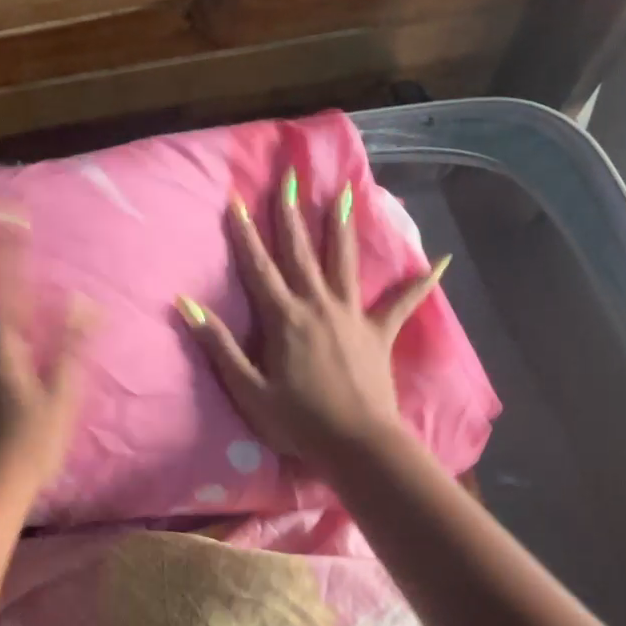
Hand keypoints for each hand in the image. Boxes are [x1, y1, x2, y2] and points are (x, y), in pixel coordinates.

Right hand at [179, 175, 448, 471]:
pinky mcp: (378, 333)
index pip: (258, 266)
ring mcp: (351, 316)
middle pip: (300, 251)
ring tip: (344, 191)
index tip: (237, 198)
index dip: (244, 232)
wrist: (360, 448)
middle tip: (290, 177)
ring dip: (341, 225)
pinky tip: (440, 261)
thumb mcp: (247, 388)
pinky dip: (421, 282)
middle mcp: (317, 305)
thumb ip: (217, 343)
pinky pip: (402, 304)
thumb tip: (184, 303)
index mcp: (283, 318)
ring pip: (344, 262)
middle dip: (291, 212)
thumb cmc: (297, 422)